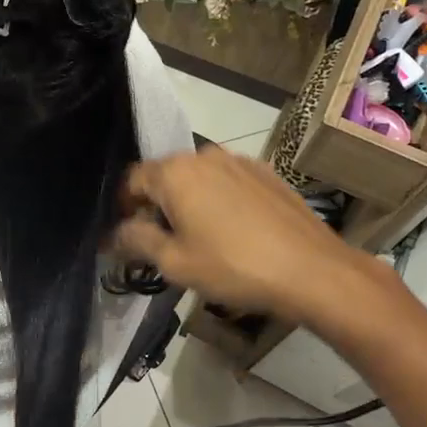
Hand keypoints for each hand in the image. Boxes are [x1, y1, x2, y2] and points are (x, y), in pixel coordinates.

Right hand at [112, 147, 410, 329]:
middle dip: (156, 205)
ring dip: (189, 202)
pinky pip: (227, 183)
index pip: (131, 180)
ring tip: (198, 239)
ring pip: (198, 179)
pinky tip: (232, 232)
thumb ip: (137, 241)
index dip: (122, 208)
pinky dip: (218, 201)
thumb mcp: (175, 262)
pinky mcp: (266, 173)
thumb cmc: (234, 267)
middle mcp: (204, 155)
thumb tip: (114, 233)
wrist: (313, 271)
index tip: (125, 237)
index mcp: (175, 172)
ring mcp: (239, 161)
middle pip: (165, 176)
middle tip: (160, 243)